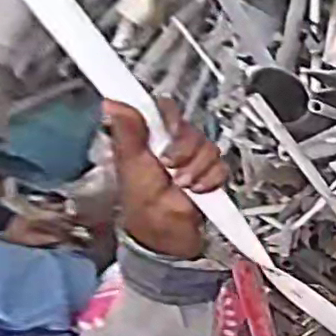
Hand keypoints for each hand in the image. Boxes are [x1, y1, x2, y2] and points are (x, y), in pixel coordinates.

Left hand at [103, 98, 227, 259]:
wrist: (168, 232)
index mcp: (147, 135)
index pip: (160, 108)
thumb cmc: (143, 204)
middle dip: (184, 150)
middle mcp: (170, 143)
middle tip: (170, 165)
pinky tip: (198, 189)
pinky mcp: (211, 174)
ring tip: (183, 183)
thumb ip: (128, 133)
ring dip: (198, 169)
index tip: (159, 117)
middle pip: (190, 129)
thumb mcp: (131, 165)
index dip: (166, 115)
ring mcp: (192, 159)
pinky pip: (222, 167)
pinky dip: (212, 180)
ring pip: (209, 148)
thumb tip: (113, 103)